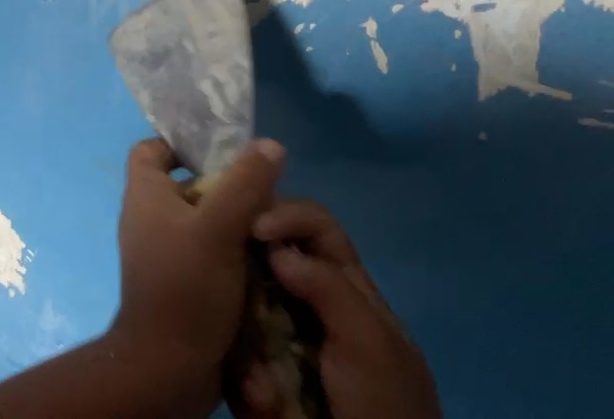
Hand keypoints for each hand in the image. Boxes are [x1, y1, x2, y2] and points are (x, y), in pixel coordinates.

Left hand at [106, 137, 285, 415]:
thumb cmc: (187, 287)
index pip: (151, 150)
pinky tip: (263, 264)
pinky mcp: (178, 284)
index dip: (180, 145)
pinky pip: (206, 256)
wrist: (168, 367)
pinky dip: (231, 256)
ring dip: (234, 226)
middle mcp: (147, 219)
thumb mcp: (221, 228)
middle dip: (224, 188)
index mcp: (144, 195)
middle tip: (263, 196)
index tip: (221, 154)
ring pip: (201, 224)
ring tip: (270, 231)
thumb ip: (245, 184)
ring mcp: (161, 254)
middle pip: (186, 186)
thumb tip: (270, 144)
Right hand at [234, 201, 440, 418]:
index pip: (313, 226)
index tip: (254, 228)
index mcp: (344, 285)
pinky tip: (262, 403)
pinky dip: (243, 380)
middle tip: (228, 287)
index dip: (284, 214)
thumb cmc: (386, 408)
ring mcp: (278, 341)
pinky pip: (231, 359)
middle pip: (261, 260)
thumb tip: (274, 249)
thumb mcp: (371, 343)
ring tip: (263, 385)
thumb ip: (329, 287)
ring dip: (246, 345)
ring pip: (238, 308)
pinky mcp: (257, 376)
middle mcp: (306, 303)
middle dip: (244, 276)